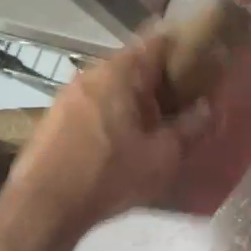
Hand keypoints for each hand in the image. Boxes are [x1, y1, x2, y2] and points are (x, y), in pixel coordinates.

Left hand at [0, 33, 189, 238]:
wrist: (42, 208)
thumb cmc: (109, 176)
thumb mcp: (163, 157)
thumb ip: (190, 127)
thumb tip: (207, 107)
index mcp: (120, 74)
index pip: (158, 42)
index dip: (186, 48)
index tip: (206, 62)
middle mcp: (91, 74)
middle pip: (136, 64)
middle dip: (164, 79)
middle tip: (189, 100)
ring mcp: (68, 95)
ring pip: (115, 85)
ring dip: (139, 98)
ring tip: (161, 122)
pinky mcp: (56, 118)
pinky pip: (97, 103)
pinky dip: (117, 112)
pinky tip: (127, 139)